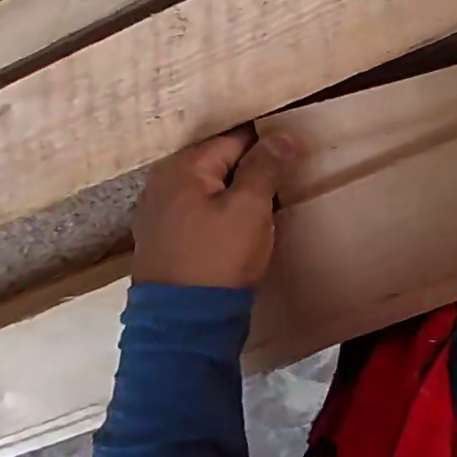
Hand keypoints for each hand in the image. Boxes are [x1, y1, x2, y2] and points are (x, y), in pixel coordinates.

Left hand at [131, 128, 299, 287]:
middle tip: (288, 174)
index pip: (235, 139)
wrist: (185, 321)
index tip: (297, 151)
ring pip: (211, 185)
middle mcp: (163, 182)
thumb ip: (266, 166)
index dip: (269, 142)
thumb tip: (286, 135)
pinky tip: (243, 220)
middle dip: (253, 164)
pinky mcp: (165, 236)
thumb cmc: (220, 256)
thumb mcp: (250, 207)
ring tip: (271, 196)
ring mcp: (159, 210)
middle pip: (220, 160)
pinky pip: (200, 206)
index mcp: (183, 168)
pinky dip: (222, 206)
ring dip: (238, 187)